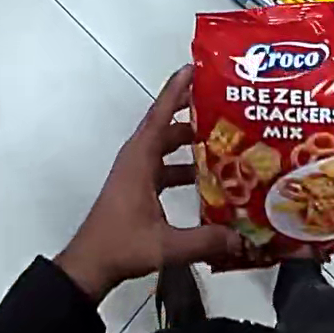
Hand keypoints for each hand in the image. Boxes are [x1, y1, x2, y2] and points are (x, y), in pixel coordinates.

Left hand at [55, 66, 242, 301]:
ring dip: (191, 143)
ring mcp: (137, 173)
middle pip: (166, 127)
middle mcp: (137, 159)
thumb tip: (243, 239)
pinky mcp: (139, 187)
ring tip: (227, 141)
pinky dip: (185, 167)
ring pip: (167, 148)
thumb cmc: (121, 244)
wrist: (90, 263)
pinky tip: (210, 180)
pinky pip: (165, 167)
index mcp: (140, 159)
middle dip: (193, 114)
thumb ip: (206, 241)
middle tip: (225, 105)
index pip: (160, 116)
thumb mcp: (166, 245)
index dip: (176, 91)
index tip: (194, 69)